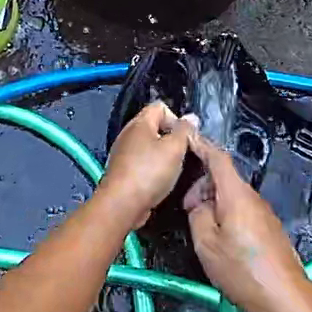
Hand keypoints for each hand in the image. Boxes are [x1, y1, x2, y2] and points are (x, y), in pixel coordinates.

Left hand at [94, 102, 198, 229]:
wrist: (121, 205)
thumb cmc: (149, 172)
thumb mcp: (175, 148)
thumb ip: (185, 131)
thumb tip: (191, 117)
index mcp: (140, 123)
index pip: (160, 107)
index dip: (176, 119)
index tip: (184, 138)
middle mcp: (128, 134)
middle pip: (155, 127)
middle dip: (172, 139)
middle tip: (182, 155)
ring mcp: (124, 153)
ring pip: (150, 147)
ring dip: (163, 156)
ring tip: (173, 170)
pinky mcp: (123, 171)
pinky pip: (143, 162)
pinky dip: (153, 169)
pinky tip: (160, 182)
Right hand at [183, 135, 311, 311]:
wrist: (284, 299)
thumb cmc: (245, 272)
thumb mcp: (206, 244)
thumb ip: (198, 215)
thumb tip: (200, 206)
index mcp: (236, 195)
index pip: (217, 158)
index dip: (200, 145)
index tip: (186, 139)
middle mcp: (252, 198)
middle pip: (224, 177)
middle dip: (201, 185)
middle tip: (187, 208)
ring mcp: (262, 212)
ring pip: (231, 195)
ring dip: (212, 203)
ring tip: (201, 228)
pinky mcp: (267, 228)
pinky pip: (241, 210)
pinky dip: (225, 215)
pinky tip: (219, 239)